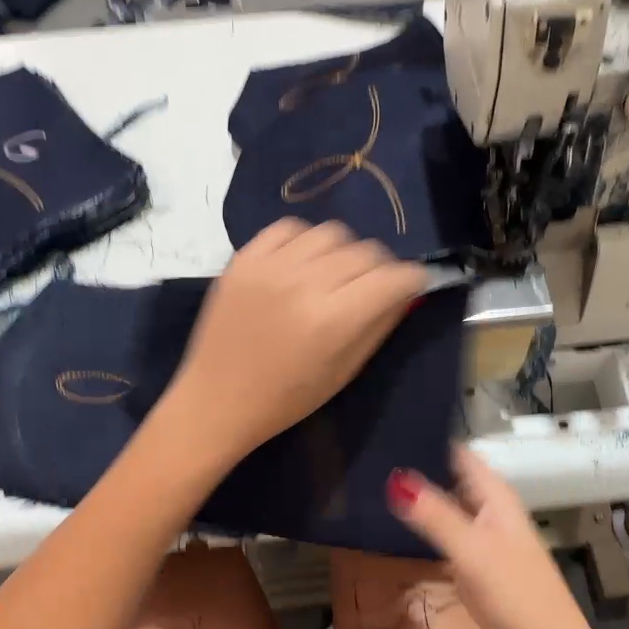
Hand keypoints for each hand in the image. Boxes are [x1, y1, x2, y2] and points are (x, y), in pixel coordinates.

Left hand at [165, 219, 427, 461]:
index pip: (393, 277)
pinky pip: (288, 228)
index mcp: (334, 320)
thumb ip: (380, 325)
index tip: (411, 285)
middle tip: (371, 286)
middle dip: (380, 267)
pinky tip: (302, 263)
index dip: (411, 279)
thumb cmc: (287, 399)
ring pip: (331, 233)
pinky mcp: (243, 259)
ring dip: (343, 251)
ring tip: (335, 274)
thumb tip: (407, 290)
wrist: (218, 401)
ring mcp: (270, 267)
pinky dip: (305, 241)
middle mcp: (305, 284)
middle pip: (365, 251)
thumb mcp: (345, 371)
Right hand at [388, 447, 600, 628]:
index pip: (459, 453)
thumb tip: (394, 479)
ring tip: (372, 487)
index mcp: (495, 497)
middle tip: (369, 459)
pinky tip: (396, 528)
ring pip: (446, 506)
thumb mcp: (471, 551)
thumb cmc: (516, 593)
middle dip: (417, 468)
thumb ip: (434, 516)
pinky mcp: (475, 562)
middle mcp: (489, 509)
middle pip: (450, 478)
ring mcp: (483, 536)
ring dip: (419, 499)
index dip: (429, 439)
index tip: (387, 429)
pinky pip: (445, 534)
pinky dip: (424, 528)